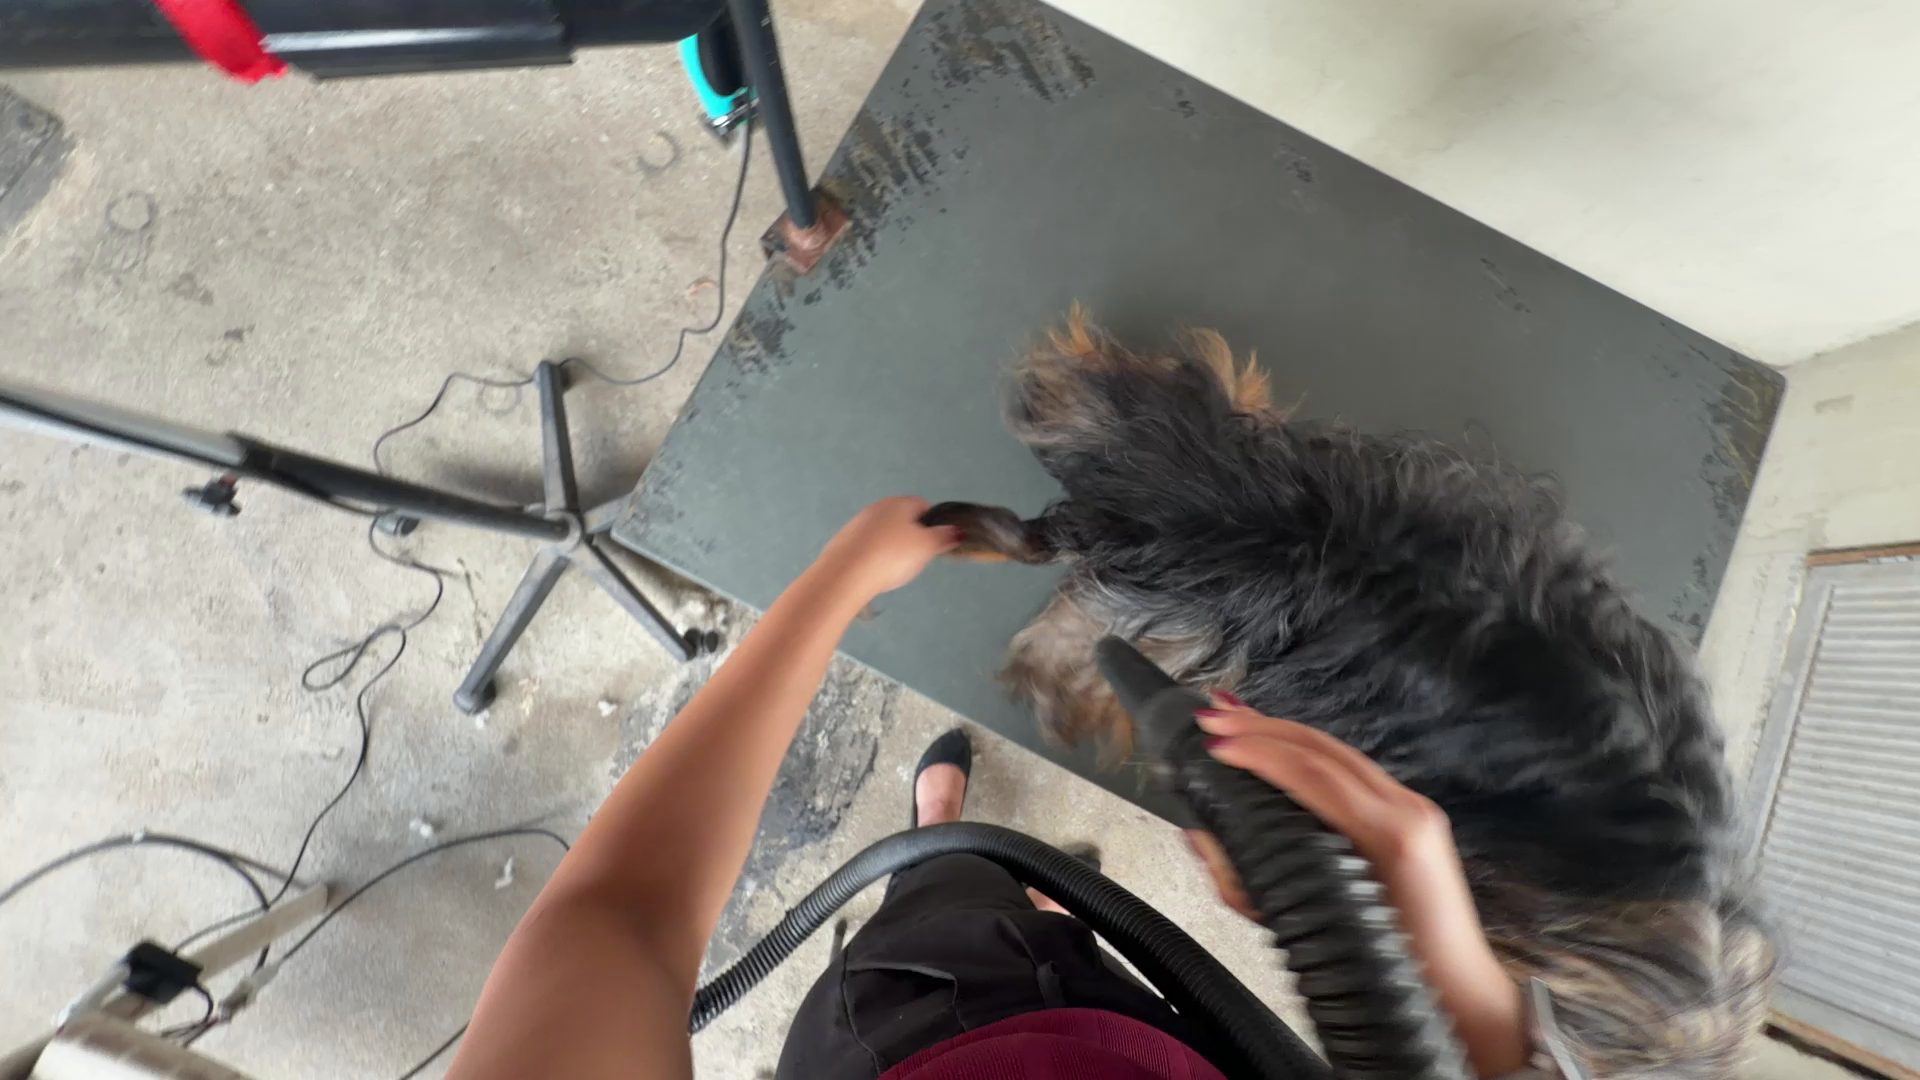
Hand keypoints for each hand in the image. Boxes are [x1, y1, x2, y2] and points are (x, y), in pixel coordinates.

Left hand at [810, 497, 961, 600]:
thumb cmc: (892, 556)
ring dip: (892, 547)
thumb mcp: (927, 547)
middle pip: (903, 519)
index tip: (935, 543)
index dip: (934, 524)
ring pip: (884, 532)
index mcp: (900, 503)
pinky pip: (868, 545)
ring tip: (894, 569)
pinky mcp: (844, 540)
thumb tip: (956, 530)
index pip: (924, 506)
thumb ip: (944, 537)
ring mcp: (858, 523)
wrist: (846, 573)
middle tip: (917, 558)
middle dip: (912, 536)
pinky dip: (875, 556)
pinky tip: (875, 572)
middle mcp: (878, 507)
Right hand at [1189, 695, 1528, 1078]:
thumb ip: (1241, 880)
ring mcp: (1411, 803)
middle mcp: (1405, 810)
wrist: (1458, 989)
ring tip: (1233, 717)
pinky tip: (1275, 737)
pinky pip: (1346, 761)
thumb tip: (1200, 836)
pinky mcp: (1408, 806)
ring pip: (1333, 746)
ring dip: (1277, 728)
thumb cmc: (1390, 964)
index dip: (1258, 751)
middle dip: (1259, 726)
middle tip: (1213, 719)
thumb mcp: (1302, 927)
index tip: (1217, 746)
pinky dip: (1302, 744)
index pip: (1311, 772)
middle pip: (1320, 747)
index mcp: (1389, 837)